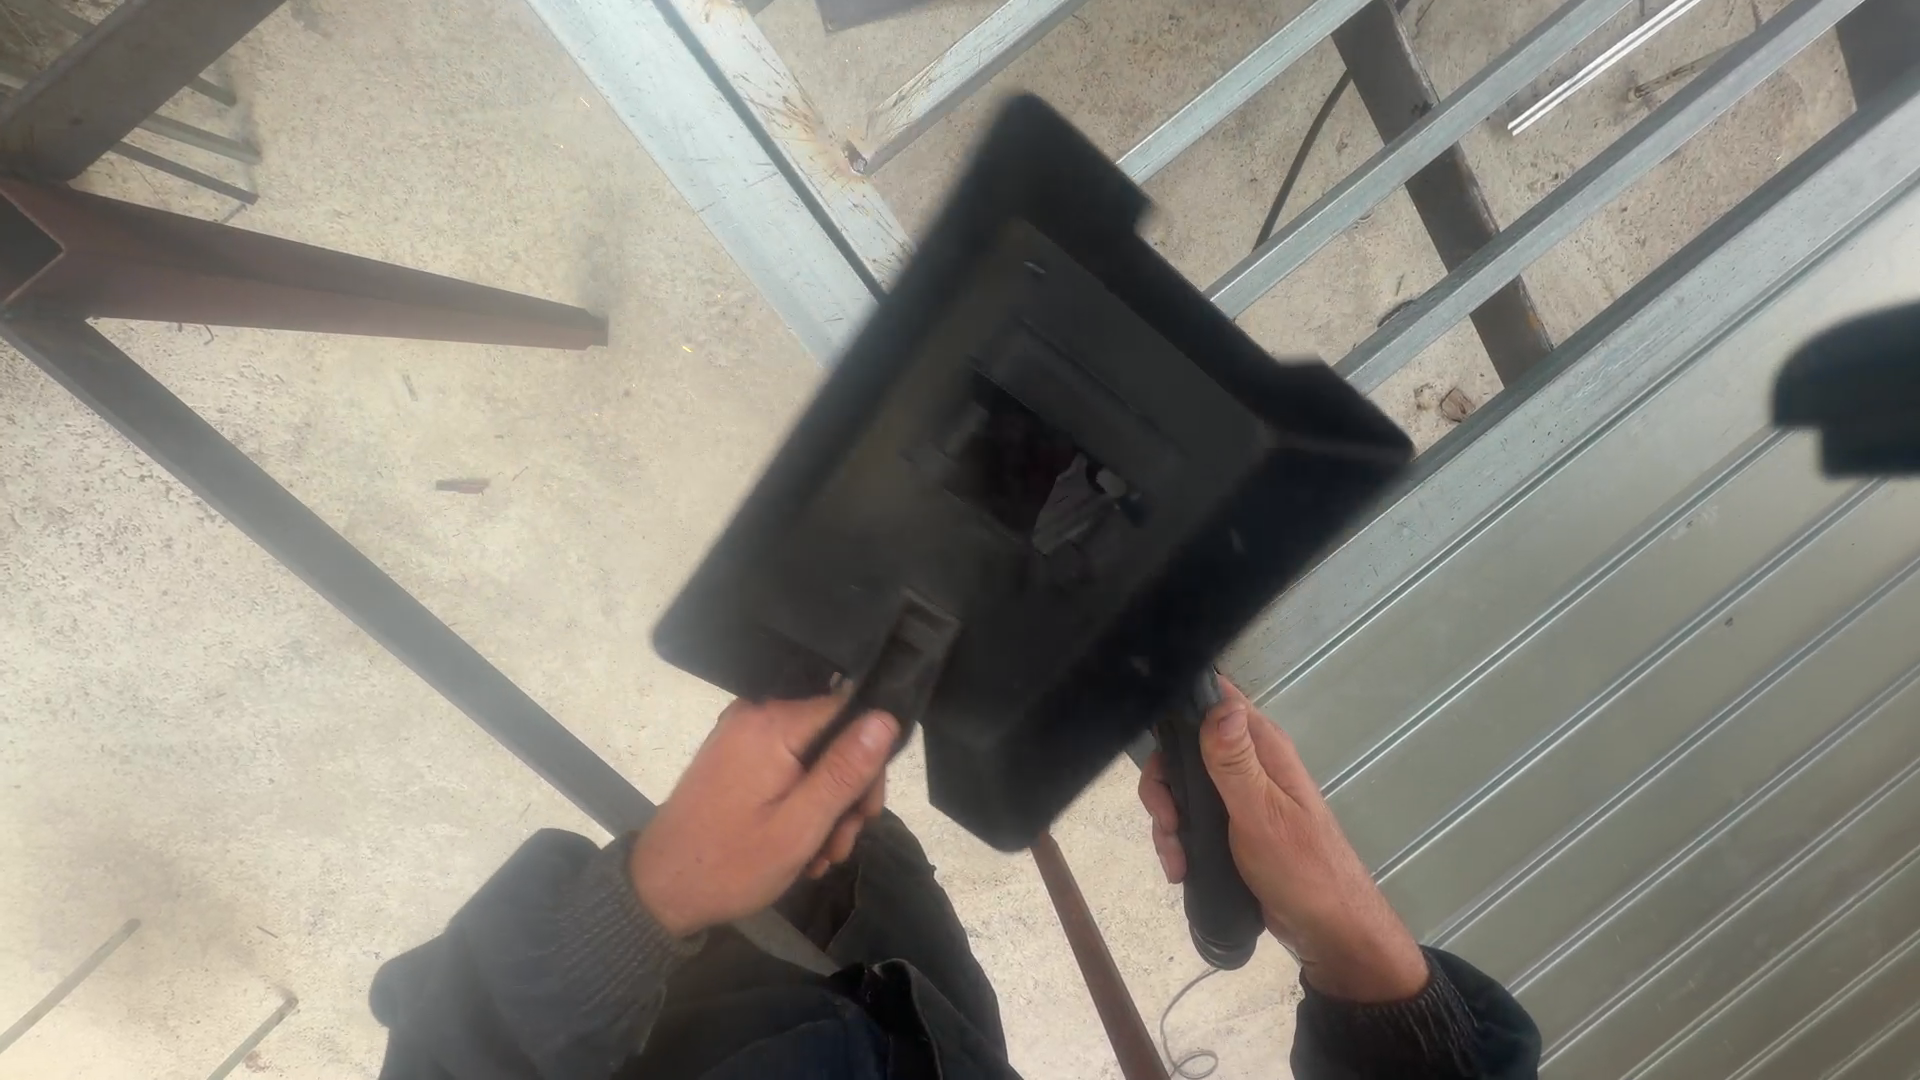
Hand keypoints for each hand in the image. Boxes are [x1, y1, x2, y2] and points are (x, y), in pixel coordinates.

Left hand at [629, 696, 897, 937]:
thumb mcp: (800, 827)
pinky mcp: (736, 753)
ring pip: (813, 754)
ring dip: (826, 803)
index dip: (869, 756)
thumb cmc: (730, 865)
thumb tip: (886, 718)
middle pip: (832, 735)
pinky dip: (801, 799)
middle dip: (847, 791)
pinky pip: (788, 763)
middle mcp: (757, 714)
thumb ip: (844, 770)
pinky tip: (801, 842)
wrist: (656, 894)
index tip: (866, 809)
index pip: (849, 711)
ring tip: (820, 854)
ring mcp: (743, 733)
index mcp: (772, 724)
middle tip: (841, 843)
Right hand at [1138, 677, 1427, 1002]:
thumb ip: (1235, 761)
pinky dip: (1178, 838)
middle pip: (1184, 747)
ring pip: (1182, 785)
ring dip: (1168, 819)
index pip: (1215, 698)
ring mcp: (1238, 793)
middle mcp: (1249, 761)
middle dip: (1164, 784)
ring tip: (1175, 857)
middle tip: (1167, 820)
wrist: (1329, 935)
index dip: (1179, 705)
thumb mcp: (1262, 813)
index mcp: (1262, 746)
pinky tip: (1179, 866)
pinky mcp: (1230, 824)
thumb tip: (1220, 704)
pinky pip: (1190, 816)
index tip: (1155, 738)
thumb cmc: (1302, 870)